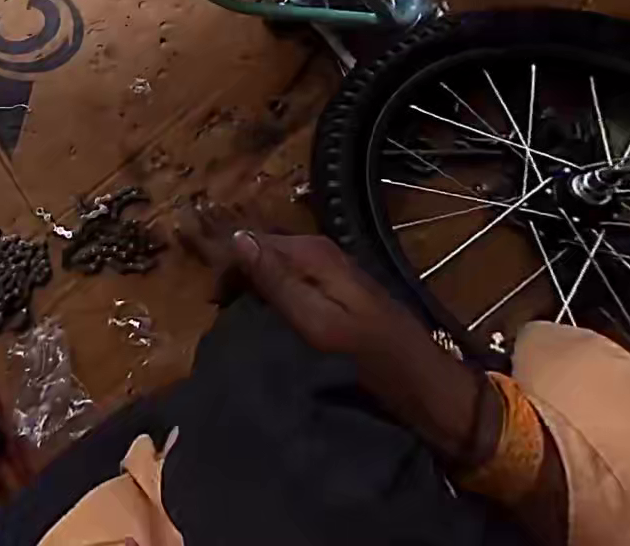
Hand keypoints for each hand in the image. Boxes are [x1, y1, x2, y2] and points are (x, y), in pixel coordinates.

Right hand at [178, 199, 490, 466]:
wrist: (434, 391)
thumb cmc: (373, 360)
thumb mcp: (319, 324)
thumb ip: (276, 280)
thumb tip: (235, 238)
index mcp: (310, 253)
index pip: (248, 240)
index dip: (218, 252)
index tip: (196, 268)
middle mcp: (316, 250)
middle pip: (257, 245)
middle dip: (227, 259)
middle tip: (205, 285)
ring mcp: (327, 267)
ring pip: (269, 259)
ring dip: (243, 273)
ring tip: (223, 298)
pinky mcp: (333, 286)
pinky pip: (285, 274)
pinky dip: (262, 283)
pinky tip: (252, 299)